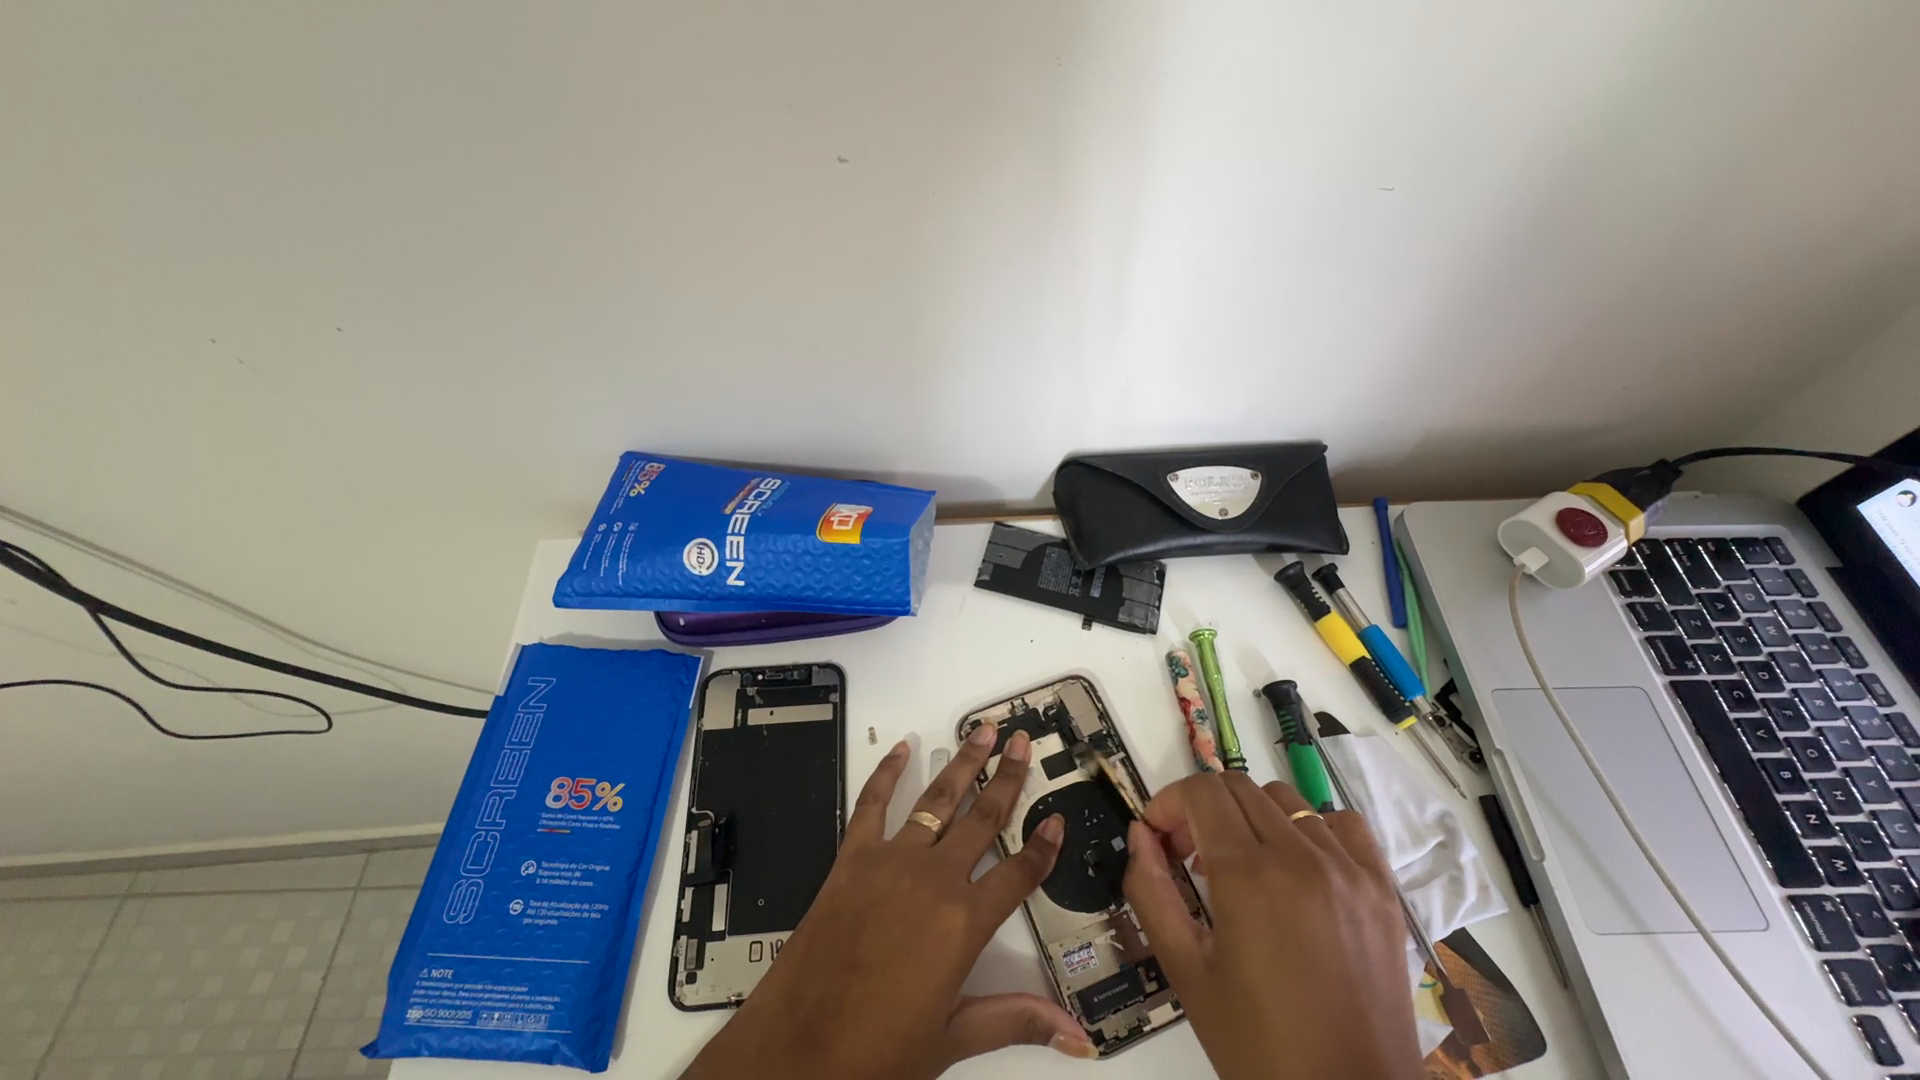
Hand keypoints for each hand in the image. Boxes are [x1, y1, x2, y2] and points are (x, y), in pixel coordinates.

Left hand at [680, 726, 1095, 1079]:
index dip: (1043, 848)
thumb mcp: (953, 1037)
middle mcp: (933, 880)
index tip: (1057, 819)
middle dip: (1008, 778)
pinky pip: (872, 806)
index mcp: (965, 923)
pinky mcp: (851, 861)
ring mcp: (890, 863)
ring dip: (962, 764)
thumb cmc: (878, 1050)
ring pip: (937, 801)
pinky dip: (886, 774)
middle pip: (983, 819)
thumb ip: (1015, 1019)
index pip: (1019, 874)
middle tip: (1022, 743)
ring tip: (981, 733)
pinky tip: (900, 749)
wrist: (797, 1050)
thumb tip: (1077, 1036)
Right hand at [1123, 771, 1420, 1079]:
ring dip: (1251, 818)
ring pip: (1285, 801)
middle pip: (1238, 788)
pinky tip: (1299, 867)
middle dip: (1201, 811)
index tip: (1159, 839)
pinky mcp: (1383, 888)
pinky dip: (1311, 829)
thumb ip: (1151, 891)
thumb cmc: (1256, 1042)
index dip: (1167, 804)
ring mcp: (1349, 869)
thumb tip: (1140, 834)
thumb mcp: (1185, 970)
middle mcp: (1301, 857)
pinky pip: (1343, 825)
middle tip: (1191, 859)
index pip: (1199, 792)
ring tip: (1243, 867)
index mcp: (1248, 876)